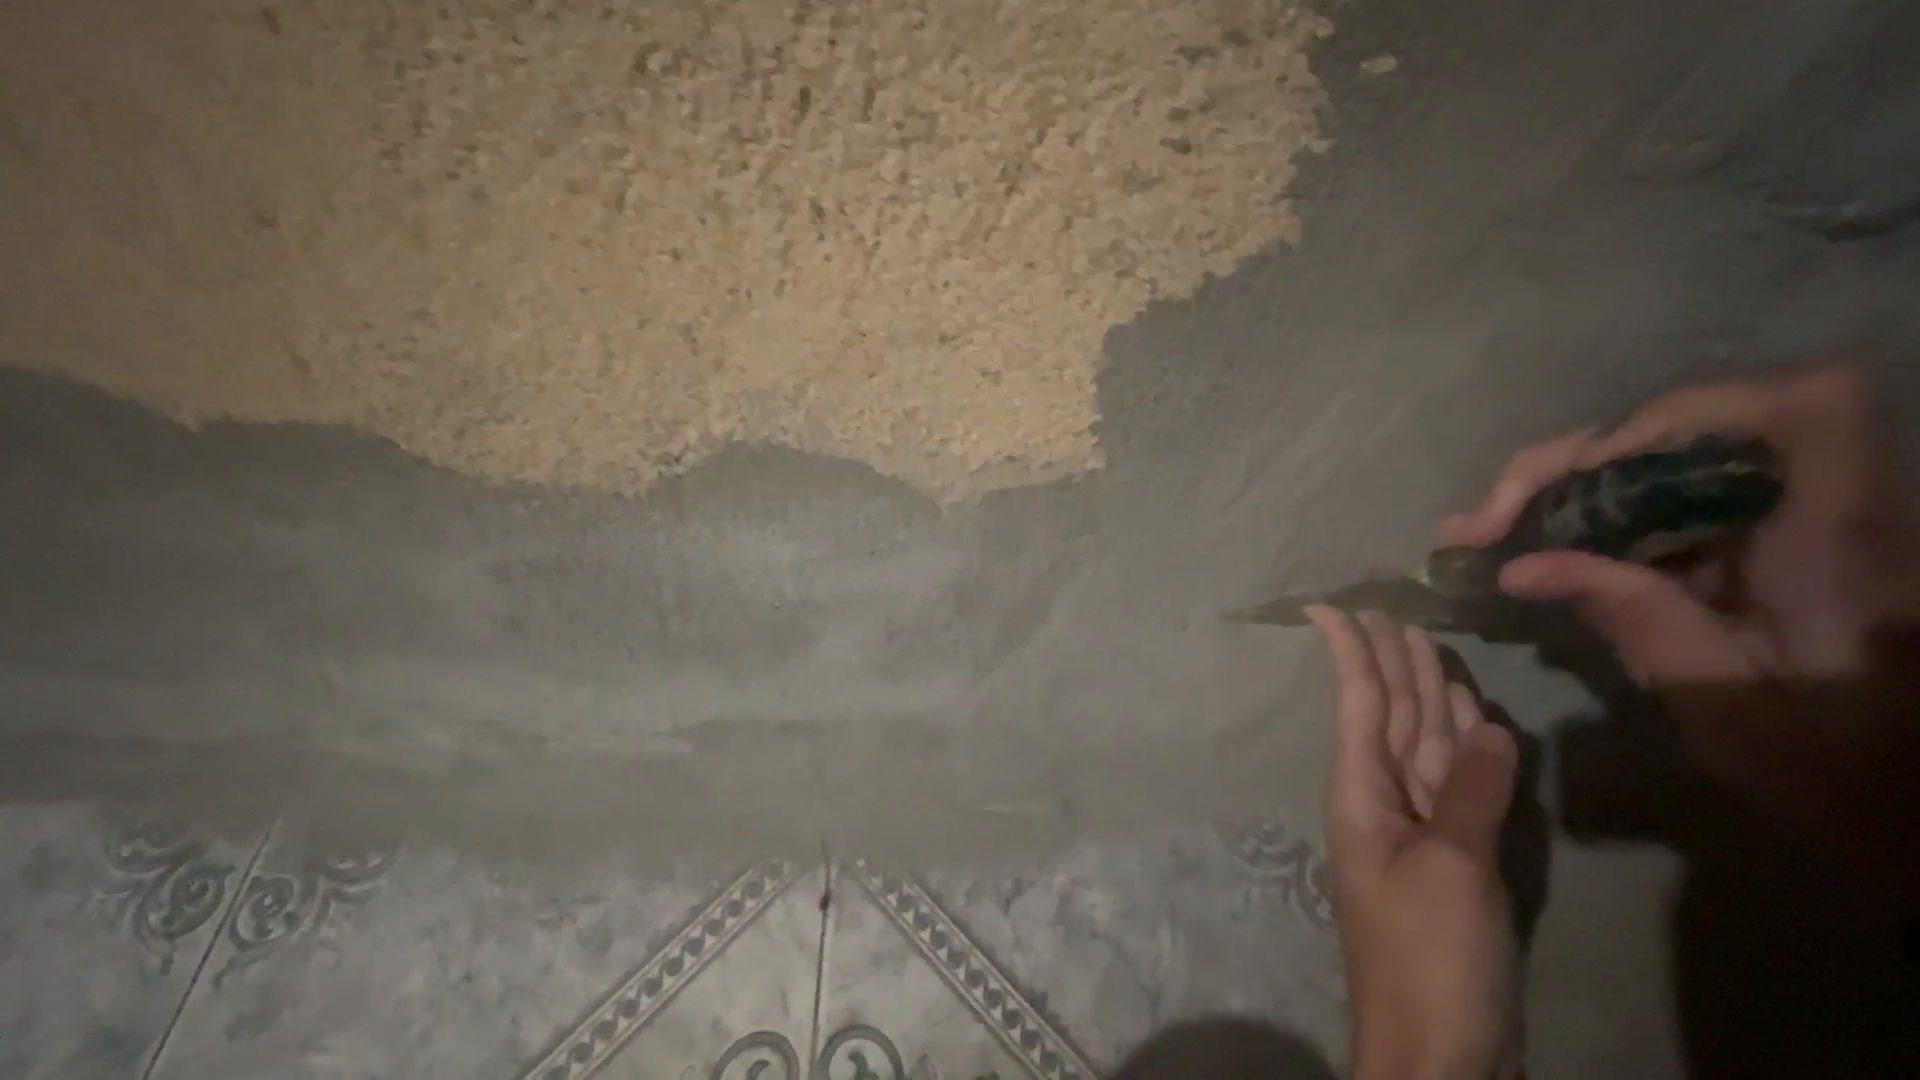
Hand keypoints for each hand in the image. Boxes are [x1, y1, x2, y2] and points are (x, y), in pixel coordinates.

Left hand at [1308, 606, 1522, 1079]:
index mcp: (1362, 789)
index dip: (1347, 651)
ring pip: (1422, 740)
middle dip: (1389, 660)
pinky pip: (1453, 783)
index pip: (1356, 700)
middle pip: (1389, 712)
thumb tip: (1486, 724)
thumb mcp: (1450, 866)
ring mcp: (1418, 825)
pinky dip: (1462, 747)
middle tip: (1389, 607)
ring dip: (1425, 692)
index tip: (1325, 605)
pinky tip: (1470, 717)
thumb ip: (1468, 789)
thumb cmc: (1428, 952)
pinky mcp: (1451, 855)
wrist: (1437, 1045)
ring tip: (1425, 643)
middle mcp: (1383, 796)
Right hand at [1440, 361, 1919, 897]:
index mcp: (1840, 536)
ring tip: (1485, 526)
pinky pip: (1657, 490)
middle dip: (1571, 461)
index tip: (1581, 471)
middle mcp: (1817, 502)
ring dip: (1563, 484)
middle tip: (1485, 518)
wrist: (1895, 795)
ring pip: (1658, 453)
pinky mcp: (1749, 533)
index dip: (1683, 413)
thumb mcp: (1723, 700)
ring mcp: (1781, 513)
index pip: (1799, 407)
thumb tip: (1518, 567)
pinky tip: (1531, 540)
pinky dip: (1584, 508)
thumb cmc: (1828, 760)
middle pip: (1688, 424)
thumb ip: (1633, 619)